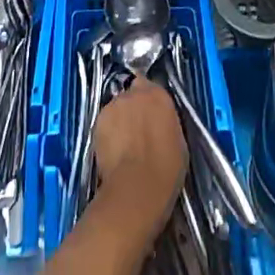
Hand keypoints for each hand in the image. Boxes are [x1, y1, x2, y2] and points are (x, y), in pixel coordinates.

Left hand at [92, 78, 186, 227]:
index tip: (150, 115)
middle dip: (133, 108)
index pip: (150, 86)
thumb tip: (158, 124)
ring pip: (116, 108)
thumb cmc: (166, 168)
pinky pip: (104, 122)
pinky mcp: (97, 122)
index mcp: (158, 95)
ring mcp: (113, 106)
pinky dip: (107, 132)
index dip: (148, 101)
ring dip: (119, 119)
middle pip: (131, 95)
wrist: (137, 187)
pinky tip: (112, 151)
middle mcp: (134, 93)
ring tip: (122, 143)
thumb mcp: (177, 140)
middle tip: (136, 130)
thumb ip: (166, 122)